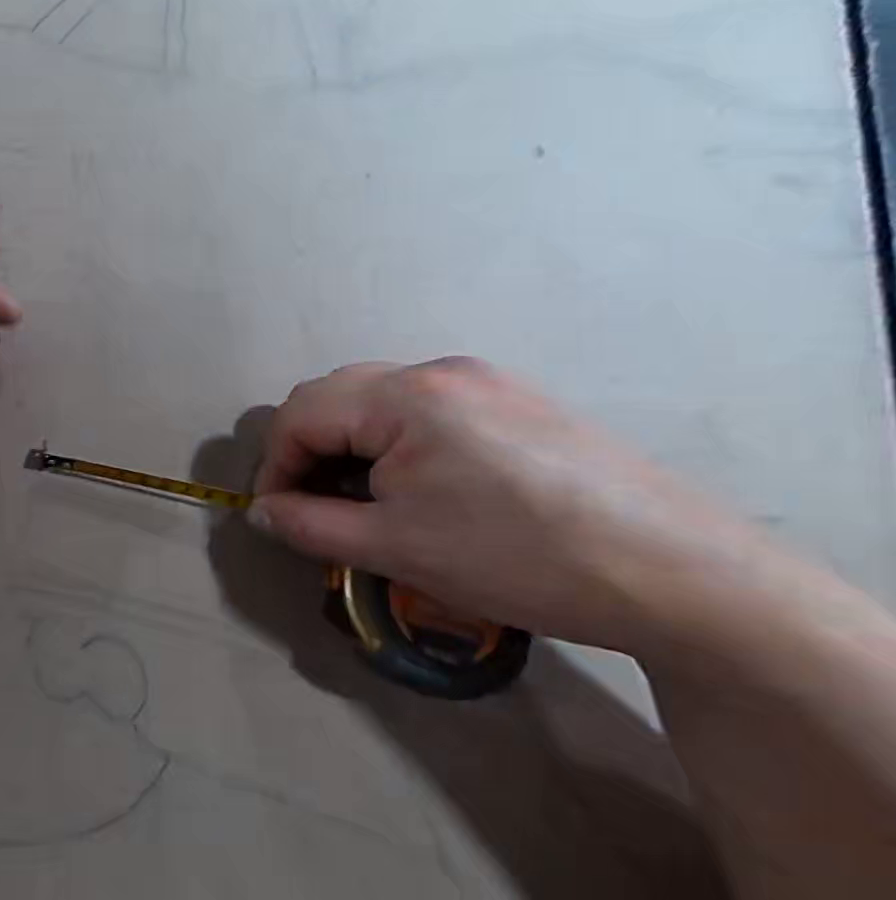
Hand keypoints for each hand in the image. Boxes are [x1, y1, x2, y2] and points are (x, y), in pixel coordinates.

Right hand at [252, 357, 783, 655]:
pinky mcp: (518, 401)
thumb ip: (309, 524)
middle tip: (310, 503)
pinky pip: (424, 406)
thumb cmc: (519, 557)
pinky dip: (392, 438)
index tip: (276, 515)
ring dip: (348, 442)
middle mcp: (439, 371)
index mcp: (404, 395)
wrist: (687, 578)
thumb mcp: (394, 547)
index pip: (299, 414)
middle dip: (305, 448)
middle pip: (333, 394)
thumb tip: (261, 512)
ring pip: (376, 397)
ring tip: (360, 496)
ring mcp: (485, 381)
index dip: (273, 465)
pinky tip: (418, 482)